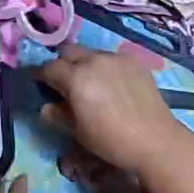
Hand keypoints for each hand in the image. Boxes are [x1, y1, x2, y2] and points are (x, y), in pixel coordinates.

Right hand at [37, 42, 185, 176]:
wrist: (156, 140)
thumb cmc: (112, 141)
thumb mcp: (79, 132)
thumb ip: (59, 114)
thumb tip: (45, 107)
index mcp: (76, 78)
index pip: (49, 68)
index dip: (40, 75)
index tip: (37, 82)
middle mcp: (94, 60)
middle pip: (68, 51)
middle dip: (61, 63)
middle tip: (62, 82)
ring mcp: (115, 57)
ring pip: (90, 53)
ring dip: (83, 63)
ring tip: (90, 84)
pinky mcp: (133, 60)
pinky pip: (110, 58)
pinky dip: (104, 67)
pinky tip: (111, 85)